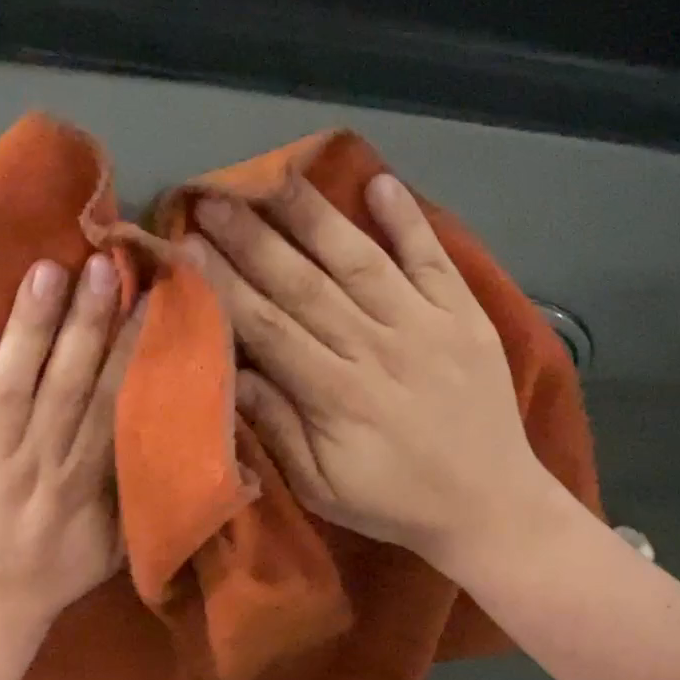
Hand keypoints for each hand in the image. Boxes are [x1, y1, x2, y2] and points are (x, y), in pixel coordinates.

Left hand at [0, 255, 140, 633]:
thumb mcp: (116, 548)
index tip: (149, 300)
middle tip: (102, 265)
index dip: (132, 351)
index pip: (112, 404)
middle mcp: (38, 463)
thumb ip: (142, 496)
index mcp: (83, 483)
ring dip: (28, 330)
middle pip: (65, 384)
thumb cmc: (57, 574)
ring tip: (45, 272)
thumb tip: (183, 448)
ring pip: (12, 387)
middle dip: (85, 324)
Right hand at [187, 174, 563, 574]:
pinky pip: (432, 257)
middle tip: (211, 196)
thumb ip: (277, 428)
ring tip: (274, 174)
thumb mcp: (321, 486)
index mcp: (336, 394)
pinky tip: (378, 182)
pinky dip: (408, 219)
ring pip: (359, 259)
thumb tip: (231, 373)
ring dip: (313, 215)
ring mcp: (425, 324)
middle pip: (304, 282)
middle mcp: (376, 346)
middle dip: (252, 237)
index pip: (267, 326)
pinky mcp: (464, 314)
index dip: (224, 285)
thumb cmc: (393, 501)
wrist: (492, 504)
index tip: (188, 245)